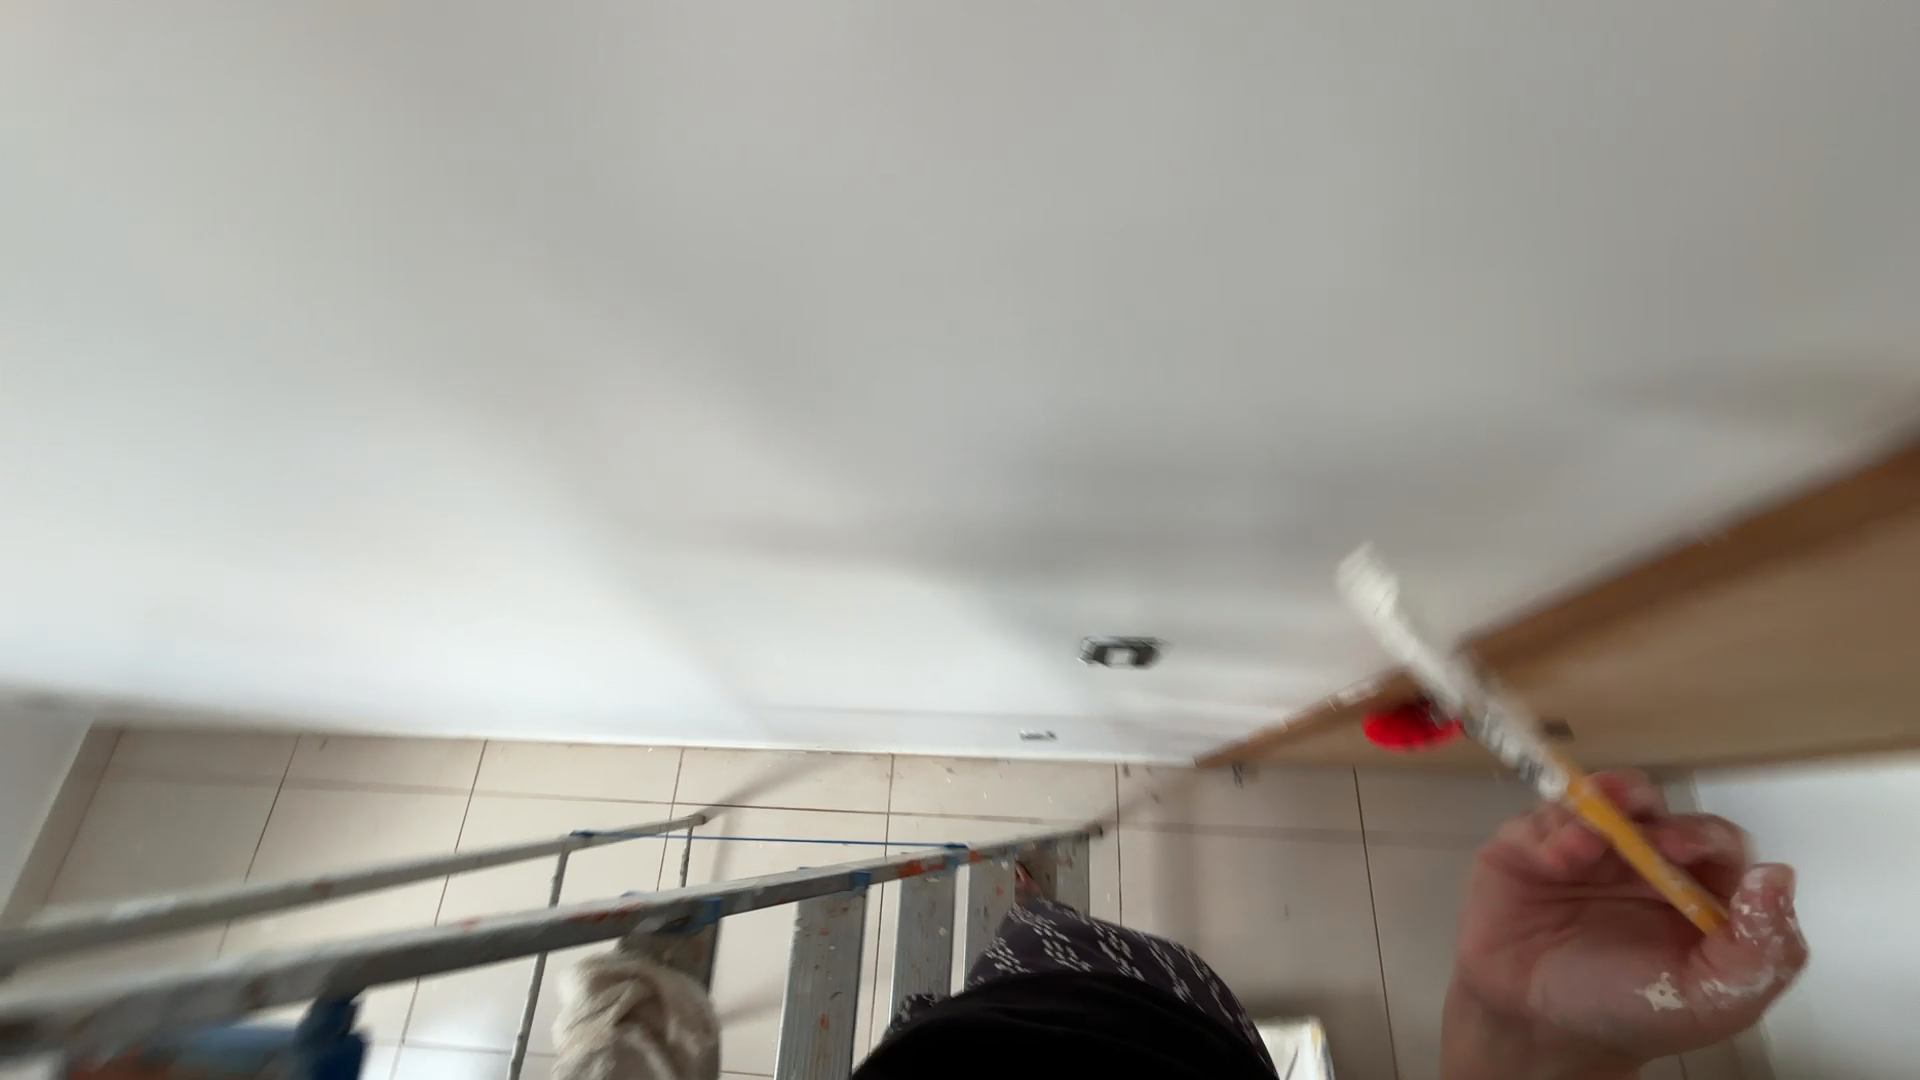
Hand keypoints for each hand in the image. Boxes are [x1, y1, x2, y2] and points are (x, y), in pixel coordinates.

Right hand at [1441, 771, 1807, 1078]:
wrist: (1534, 1019)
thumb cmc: (1629, 1012)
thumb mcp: (1712, 997)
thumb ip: (1759, 949)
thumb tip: (1778, 875)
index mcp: (1692, 894)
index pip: (1712, 843)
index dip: (1699, 834)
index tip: (1677, 848)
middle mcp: (1636, 863)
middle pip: (1645, 805)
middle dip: (1633, 795)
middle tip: (1621, 806)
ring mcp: (1577, 850)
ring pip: (1588, 802)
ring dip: (1587, 807)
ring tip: (1579, 838)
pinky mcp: (1523, 846)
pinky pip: (1535, 820)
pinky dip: (1546, 831)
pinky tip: (1553, 860)